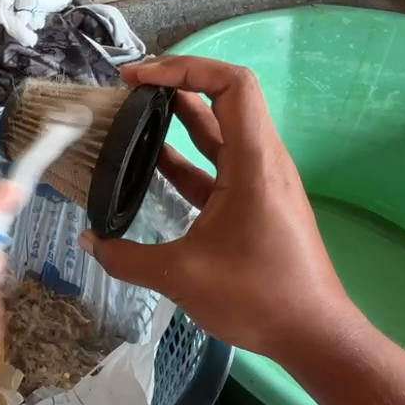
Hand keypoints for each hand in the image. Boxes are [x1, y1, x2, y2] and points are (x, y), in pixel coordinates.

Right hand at [80, 56, 360, 357]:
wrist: (315, 336)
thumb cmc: (259, 296)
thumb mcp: (181, 277)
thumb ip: (126, 258)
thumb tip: (89, 242)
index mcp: (253, 163)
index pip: (231, 84)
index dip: (184, 68)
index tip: (139, 78)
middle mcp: (260, 162)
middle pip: (223, 98)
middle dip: (175, 83)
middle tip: (129, 87)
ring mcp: (257, 183)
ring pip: (217, 131)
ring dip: (177, 116)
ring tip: (132, 114)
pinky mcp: (251, 204)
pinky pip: (213, 164)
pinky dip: (181, 156)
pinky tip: (147, 163)